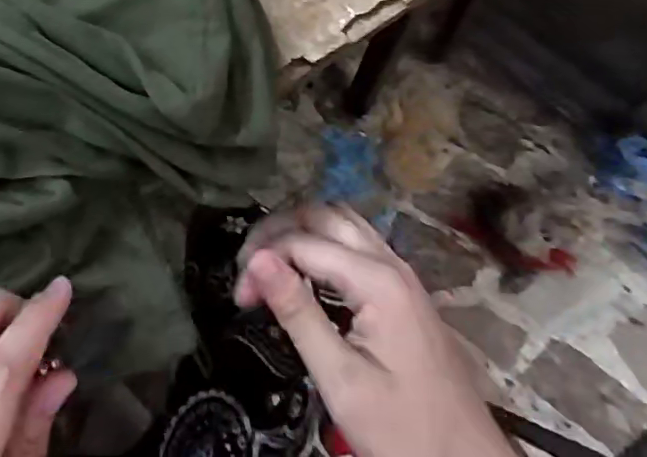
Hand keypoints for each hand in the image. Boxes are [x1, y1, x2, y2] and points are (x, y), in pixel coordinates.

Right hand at [235, 206, 516, 456]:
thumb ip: (298, 313)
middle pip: (321, 215)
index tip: (241, 296)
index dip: (262, 261)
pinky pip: (355, 242)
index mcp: (377, 282)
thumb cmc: (405, 432)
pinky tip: (306, 271)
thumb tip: (257, 261)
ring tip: (271, 263)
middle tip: (250, 269)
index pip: (301, 242)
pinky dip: (322, 242)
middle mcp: (391, 265)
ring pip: (340, 221)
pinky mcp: (403, 290)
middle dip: (277, 232)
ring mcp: (401, 275)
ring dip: (300, 231)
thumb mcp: (342, 380)